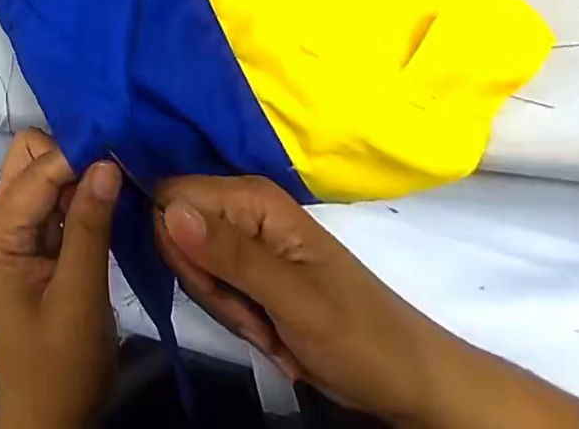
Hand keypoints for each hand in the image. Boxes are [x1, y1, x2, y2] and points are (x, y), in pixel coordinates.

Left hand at [0, 129, 120, 428]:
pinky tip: (111, 202)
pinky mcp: (35, 242)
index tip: (122, 152)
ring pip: (44, 174)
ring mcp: (16, 230)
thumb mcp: (80, 298)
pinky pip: (56, 200)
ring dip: (80, 174)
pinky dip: (82, 195)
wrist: (48, 417)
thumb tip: (107, 163)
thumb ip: (91, 227)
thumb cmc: (60, 366)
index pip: (37, 169)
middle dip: (72, 157)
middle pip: (30, 158)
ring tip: (122, 183)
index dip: (77, 156)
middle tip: (117, 176)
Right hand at [153, 176, 578, 428]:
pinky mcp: (243, 265)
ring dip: (220, 303)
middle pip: (176, 230)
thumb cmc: (362, 337)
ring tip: (266, 327)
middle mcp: (240, 206)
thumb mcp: (297, 301)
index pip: (171, 196)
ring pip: (188, 260)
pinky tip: (266, 330)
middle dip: (204, 282)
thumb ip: (232, 255)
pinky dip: (229, 312)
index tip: (215, 285)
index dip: (179, 242)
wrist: (409, 381)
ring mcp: (242, 236)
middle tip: (251, 316)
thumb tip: (168, 211)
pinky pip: (206, 280)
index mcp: (251, 197)